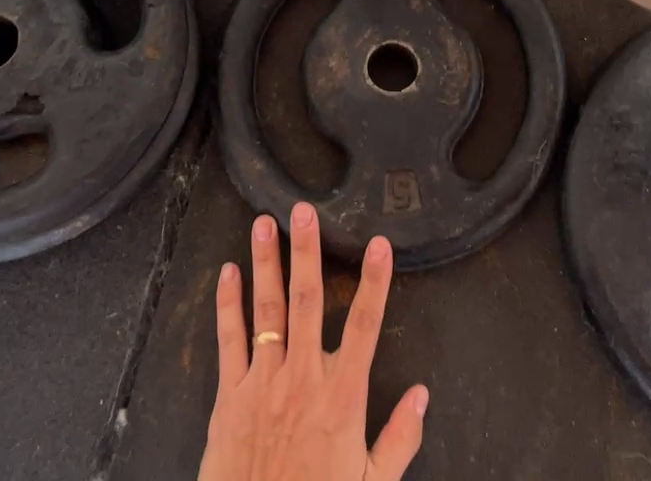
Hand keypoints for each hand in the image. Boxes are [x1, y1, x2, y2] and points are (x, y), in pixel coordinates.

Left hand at [198, 202, 428, 480]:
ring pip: (267, 310)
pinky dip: (228, 304)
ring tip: (264, 224)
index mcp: (342, 396)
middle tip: (303, 211)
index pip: (365, 325)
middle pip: (308, 301)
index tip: (380, 245)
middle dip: (307, 251)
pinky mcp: (230, 396)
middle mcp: (303, 378)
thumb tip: (422, 395)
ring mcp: (264, 383)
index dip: (374, 282)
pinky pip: (229, 341)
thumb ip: (400, 439)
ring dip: (267, 264)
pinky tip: (229, 273)